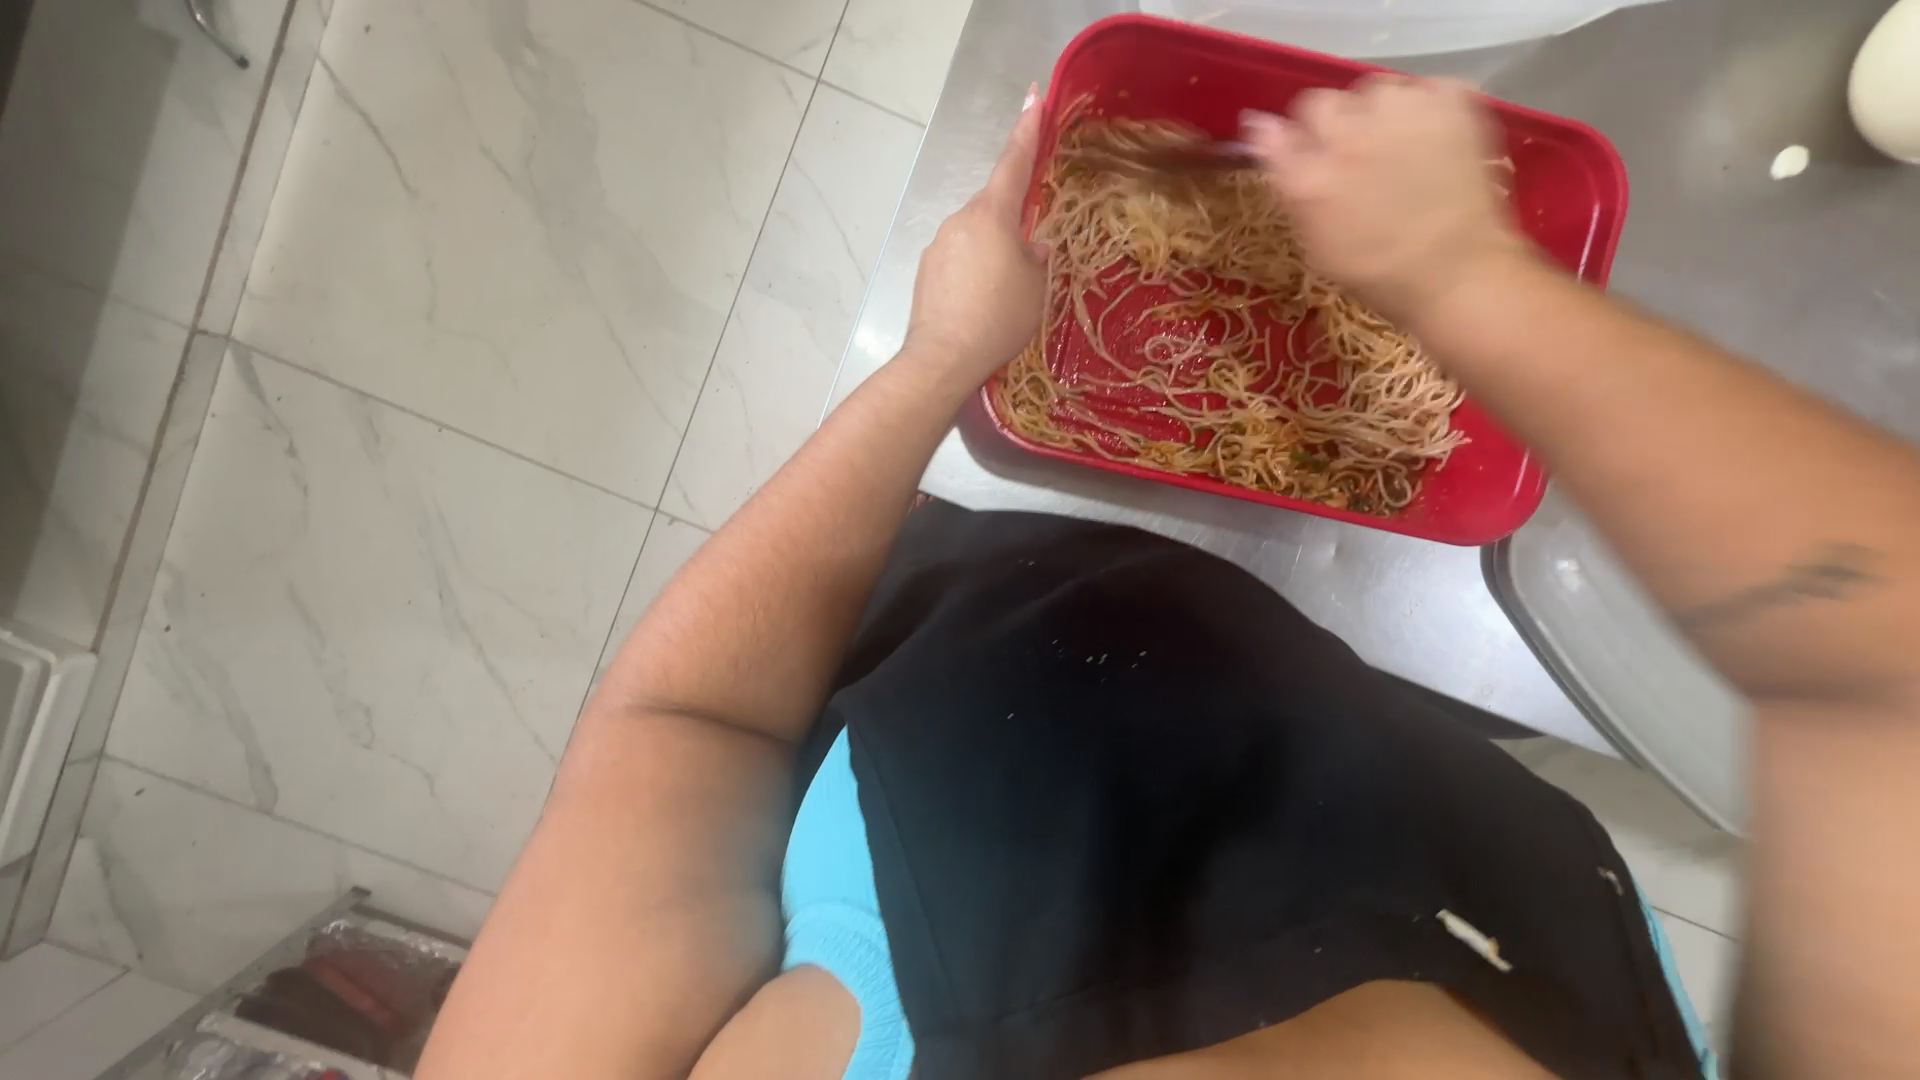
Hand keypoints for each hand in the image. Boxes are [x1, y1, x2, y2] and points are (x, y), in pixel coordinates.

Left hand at [904, 87, 1048, 383]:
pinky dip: (973, 273)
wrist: (944, 358)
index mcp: (991, 214)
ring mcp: (938, 246)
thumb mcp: (1034, 288)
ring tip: (1004, 293)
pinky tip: (981, 304)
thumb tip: (1030, 246)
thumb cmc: (998, 319)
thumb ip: (1036, 258)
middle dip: (1011, 222)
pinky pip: (958, 261)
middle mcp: (960, 221)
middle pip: (992, 207)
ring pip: (974, 237)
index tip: (1034, 98)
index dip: (1028, 130)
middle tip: (1028, 255)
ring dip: (992, 253)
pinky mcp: (926, 273)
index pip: (1014, 162)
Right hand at [1243, 77, 1528, 325]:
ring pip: (1373, 89)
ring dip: (1374, 112)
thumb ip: (1288, 182)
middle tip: (1347, 157)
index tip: (1293, 152)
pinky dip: (1420, 106)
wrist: (1454, 270)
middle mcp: (1352, 135)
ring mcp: (1405, 112)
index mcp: (1311, 178)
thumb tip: (1260, 130)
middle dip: (1328, 124)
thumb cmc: (1373, 268)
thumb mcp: (1314, 239)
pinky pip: (1423, 86)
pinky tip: (1425, 138)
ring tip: (1390, 146)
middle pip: (1322, 102)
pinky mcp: (1452, 102)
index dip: (1284, 140)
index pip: (1275, 129)